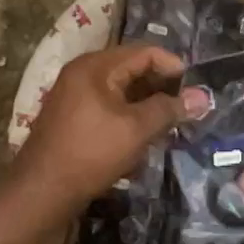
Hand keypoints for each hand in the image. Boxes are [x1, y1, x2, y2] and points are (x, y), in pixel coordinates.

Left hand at [13, 45, 194, 211]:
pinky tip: (142, 143)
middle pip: (131, 69)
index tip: (196, 89)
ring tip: (169, 127)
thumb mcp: (136, 130)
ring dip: (145, 107)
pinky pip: (107, 109)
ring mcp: (74, 96)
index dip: (173, 66)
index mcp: (96, 66)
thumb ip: (169, 110)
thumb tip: (202, 96)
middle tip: (186, 108)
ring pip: (120, 92)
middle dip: (161, 88)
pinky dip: (127, 119)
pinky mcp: (72, 118)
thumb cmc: (91, 153)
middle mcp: (82, 73)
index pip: (143, 52)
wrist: (41, 191)